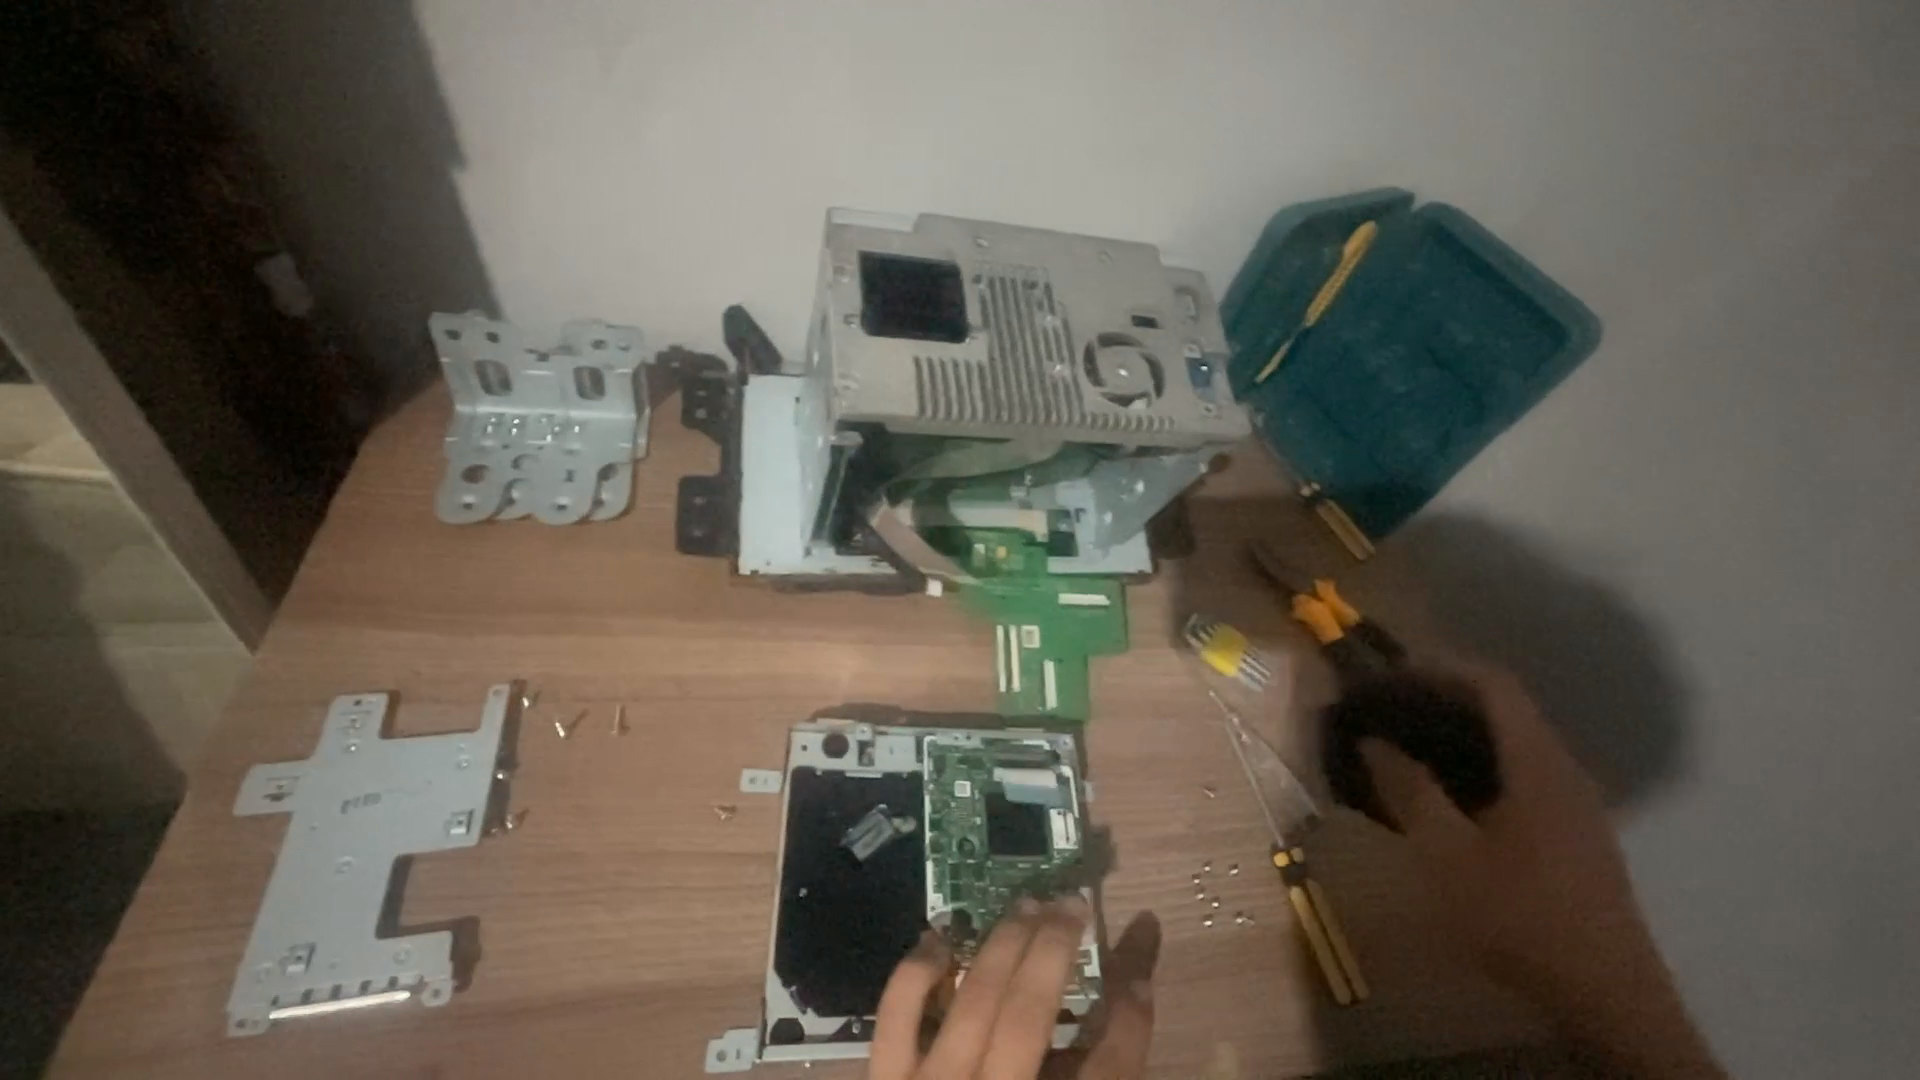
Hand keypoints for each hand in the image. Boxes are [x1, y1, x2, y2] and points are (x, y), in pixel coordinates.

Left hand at [869, 898, 1158, 1079]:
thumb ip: (1096, 1077)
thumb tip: (1122, 1020)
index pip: (1110, 1071)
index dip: (1132, 1012)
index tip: (1139, 955)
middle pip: (1031, 1014)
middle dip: (1056, 947)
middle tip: (1073, 902)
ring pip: (973, 998)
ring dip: (1004, 942)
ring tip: (1027, 902)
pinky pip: (897, 1013)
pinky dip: (917, 969)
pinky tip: (940, 937)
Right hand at [1361, 663, 1721, 1078]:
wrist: (1606, 997)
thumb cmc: (1519, 916)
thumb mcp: (1446, 854)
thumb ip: (1409, 790)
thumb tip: (1374, 741)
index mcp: (1538, 765)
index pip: (1494, 685)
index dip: (1442, 666)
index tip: (1390, 670)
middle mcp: (1563, 771)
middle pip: (1505, 708)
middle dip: (1443, 695)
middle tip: (1387, 703)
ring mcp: (1574, 803)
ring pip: (1513, 741)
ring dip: (1459, 729)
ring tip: (1405, 739)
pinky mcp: (1572, 831)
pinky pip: (1519, 771)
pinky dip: (1476, 760)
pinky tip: (1443, 788)